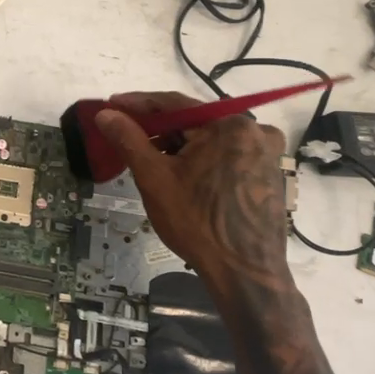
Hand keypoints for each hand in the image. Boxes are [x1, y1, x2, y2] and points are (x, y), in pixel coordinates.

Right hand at [94, 92, 289, 293]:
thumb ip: (129, 139)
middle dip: (158, 127)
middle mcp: (256, 131)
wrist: (243, 270)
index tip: (111, 105)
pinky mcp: (269, 173)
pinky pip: (226, 154)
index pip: (175, 103)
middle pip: (195, 120)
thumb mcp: (154, 177)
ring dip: (178, 144)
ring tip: (149, 157)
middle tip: (126, 134)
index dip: (138, 104)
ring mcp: (267, 153)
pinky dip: (200, 158)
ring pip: (210, 139)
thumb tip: (105, 114)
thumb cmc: (196, 221)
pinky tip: (180, 172)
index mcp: (229, 125)